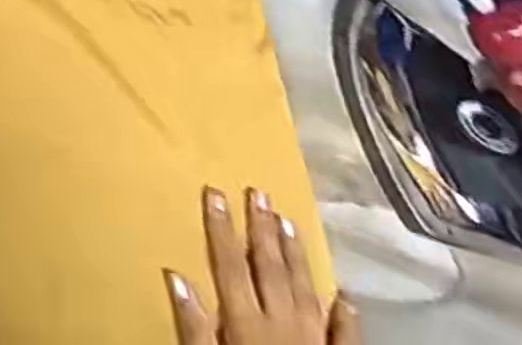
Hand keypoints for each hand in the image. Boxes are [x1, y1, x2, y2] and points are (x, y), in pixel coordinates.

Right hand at [166, 187, 357, 344]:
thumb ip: (194, 326)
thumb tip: (175, 275)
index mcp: (247, 324)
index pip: (229, 264)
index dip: (220, 227)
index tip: (214, 192)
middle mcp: (283, 327)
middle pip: (269, 270)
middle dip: (261, 229)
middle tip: (258, 191)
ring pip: (306, 292)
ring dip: (296, 257)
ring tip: (289, 222)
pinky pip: (346, 339)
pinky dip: (345, 315)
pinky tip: (345, 295)